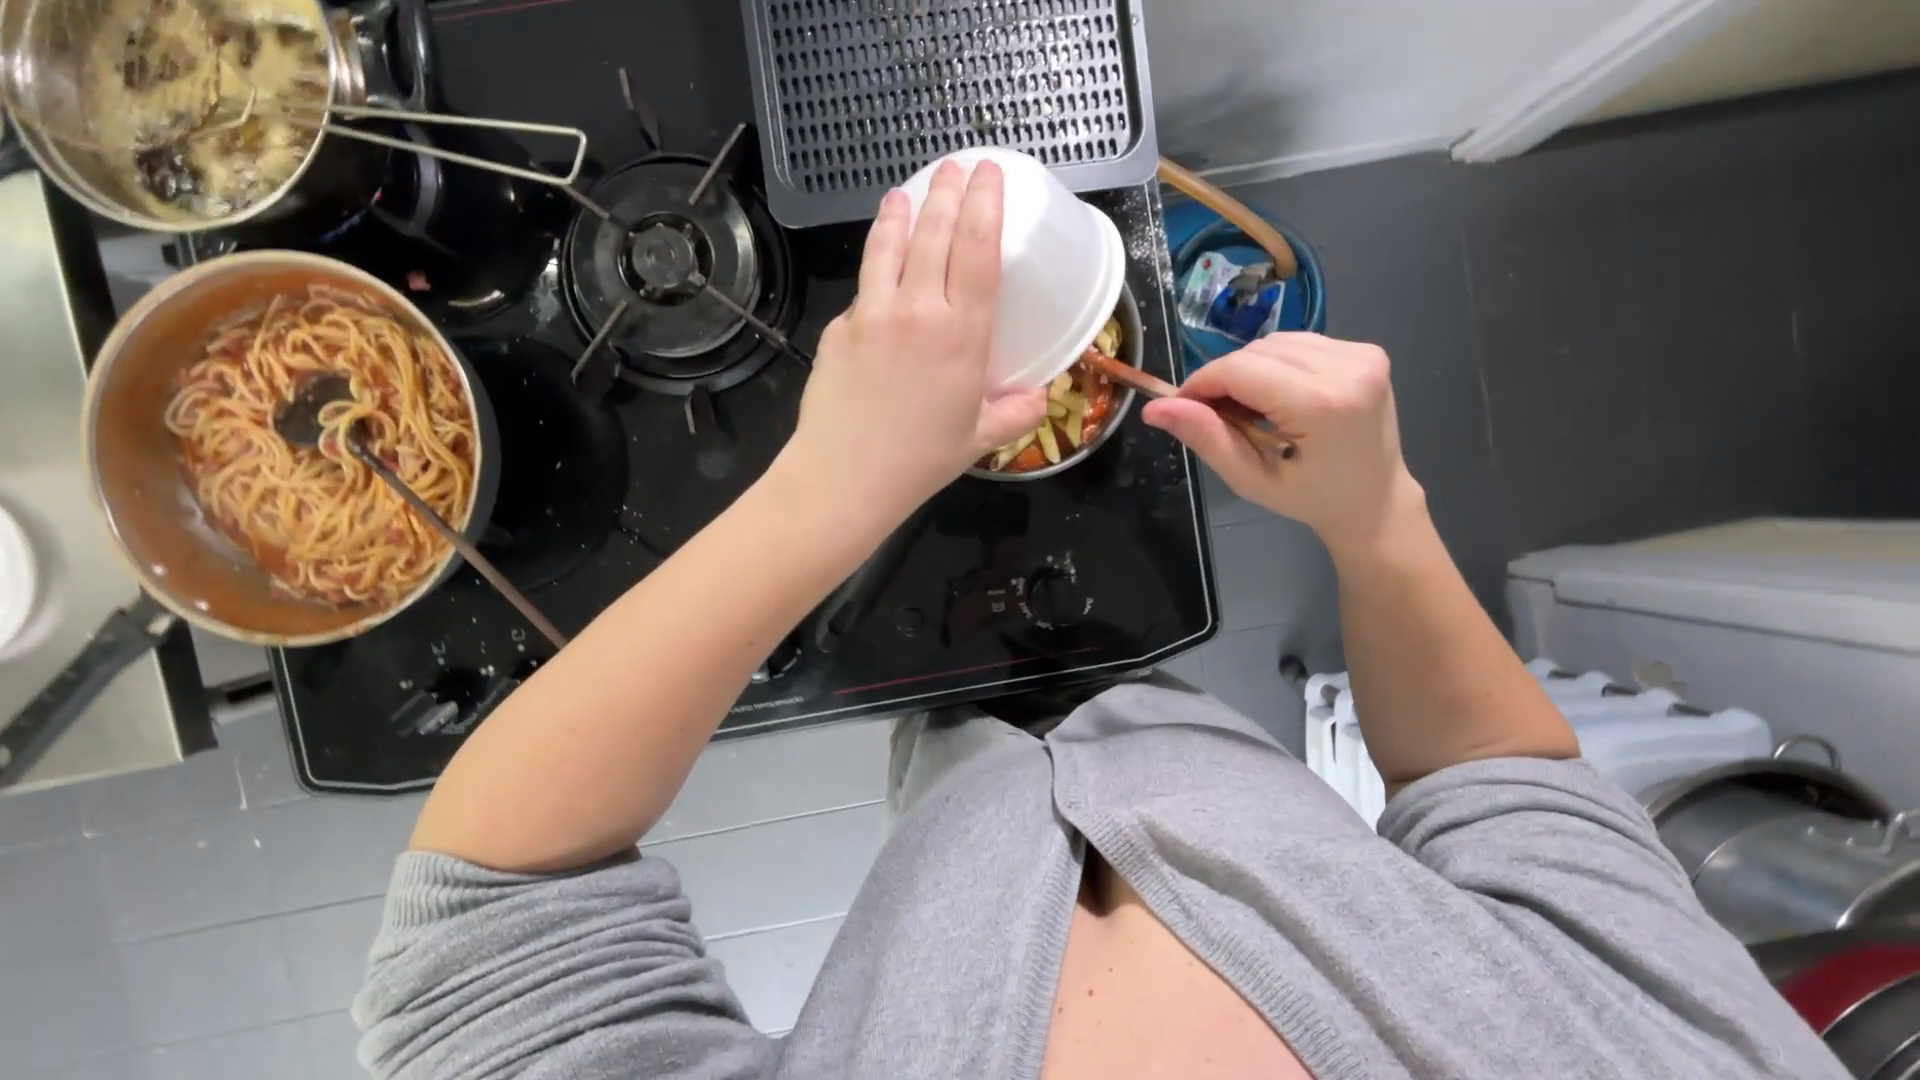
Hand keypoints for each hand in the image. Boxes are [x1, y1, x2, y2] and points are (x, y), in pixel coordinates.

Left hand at [778, 161, 1046, 526]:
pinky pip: (863, 289)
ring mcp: (872, 314)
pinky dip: (874, 269)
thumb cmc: (921, 461)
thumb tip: (1039, 397)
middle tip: (953, 165)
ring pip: (888, 245)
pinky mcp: (839, 327)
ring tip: (904, 192)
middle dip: (946, 191)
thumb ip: (1016, 412)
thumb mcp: (980, 439)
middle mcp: (918, 310)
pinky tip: (878, 270)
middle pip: (934, 232)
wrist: (846, 477)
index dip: (985, 203)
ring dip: (900, 212)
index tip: (988, 174)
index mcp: (962, 334)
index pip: (979, 250)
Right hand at [1141, 334, 1423, 552]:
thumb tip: (1154, 408)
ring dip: (1249, 370)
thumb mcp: (1251, 479)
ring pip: (1274, 342)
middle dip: (1224, 379)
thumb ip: (1206, 438)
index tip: (1181, 409)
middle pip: (1255, 352)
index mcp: (1324, 404)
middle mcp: (1349, 368)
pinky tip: (1278, 396)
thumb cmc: (1311, 498)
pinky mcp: (1366, 351)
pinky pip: (1298, 343)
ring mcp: (1362, 355)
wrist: (1374, 500)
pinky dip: (1276, 365)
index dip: (1201, 384)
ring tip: (1249, 409)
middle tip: (1217, 418)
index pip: (1240, 370)